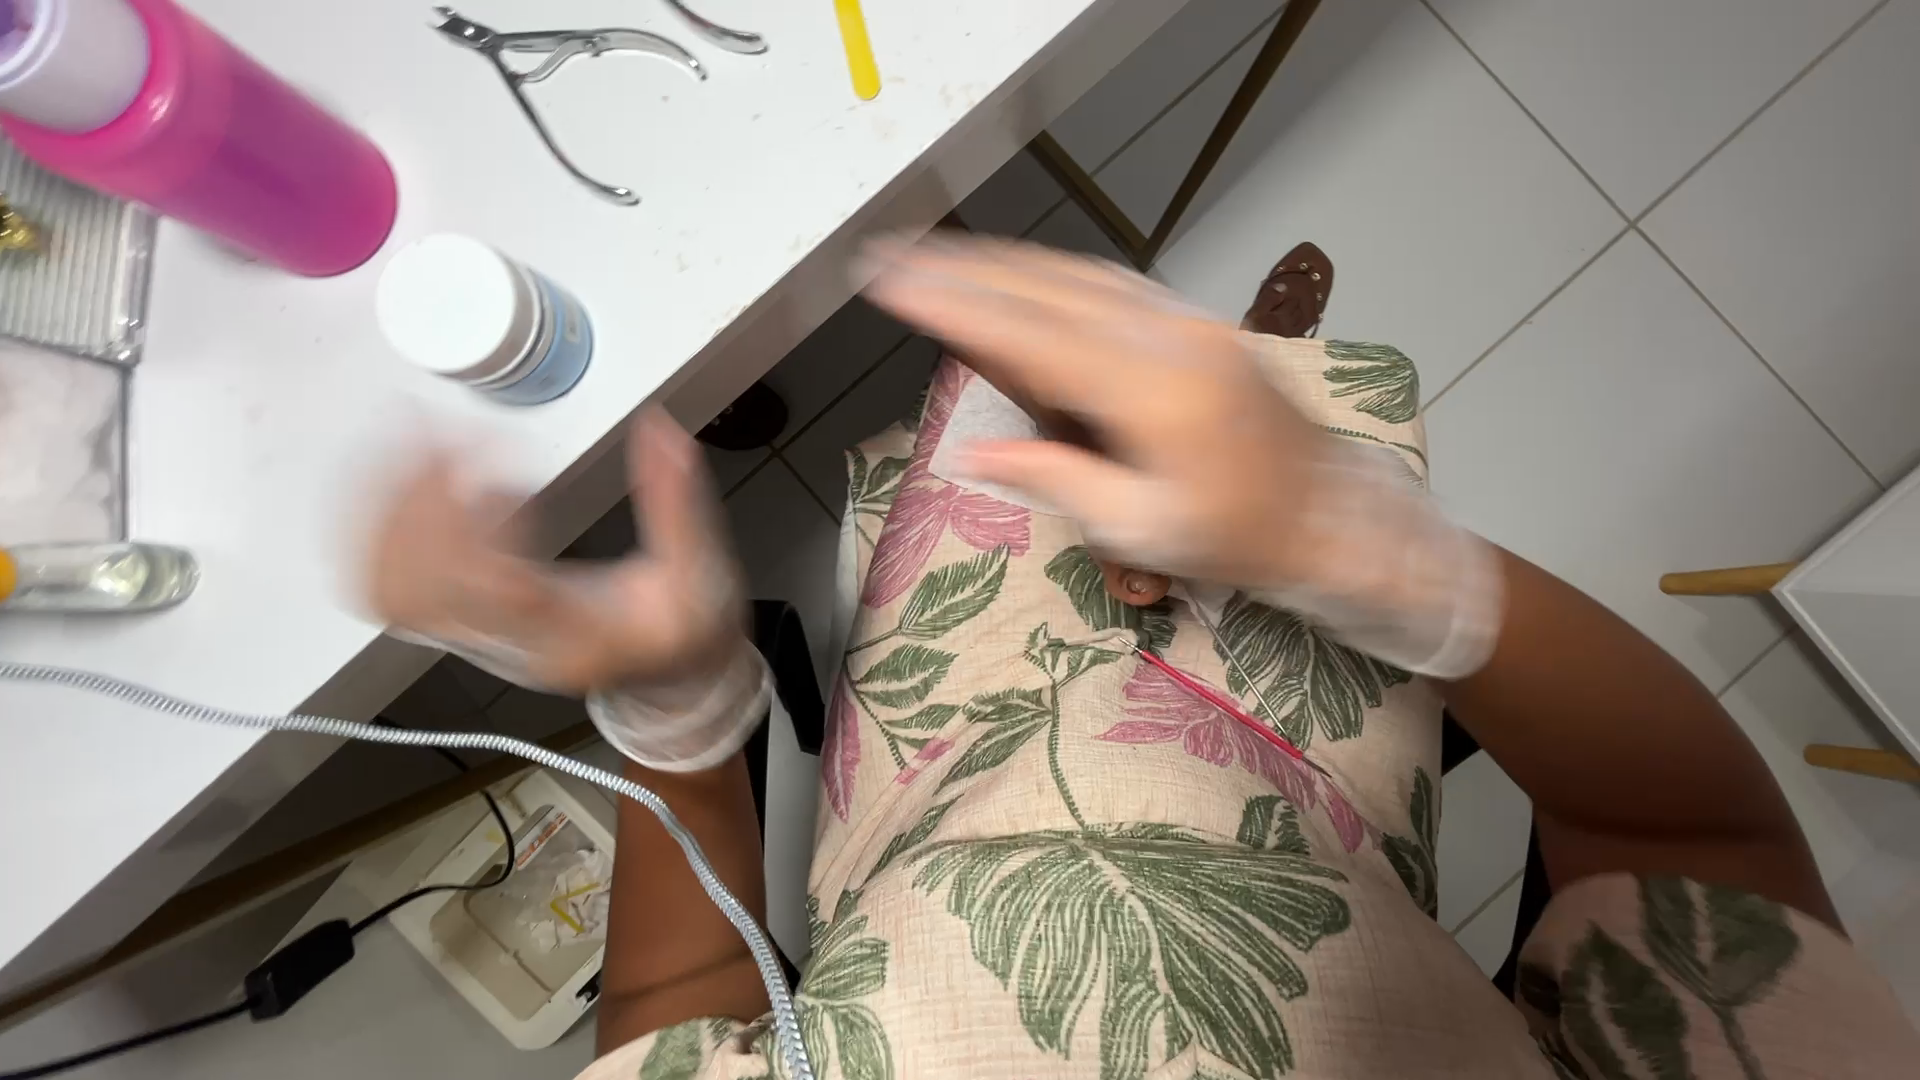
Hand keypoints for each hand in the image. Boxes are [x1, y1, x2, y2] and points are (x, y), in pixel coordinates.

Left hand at [365, 407, 746, 693]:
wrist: (669, 671)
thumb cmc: (685, 626)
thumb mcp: (699, 568)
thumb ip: (677, 502)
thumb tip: (658, 431)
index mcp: (579, 637)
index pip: (501, 589)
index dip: (475, 514)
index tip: (489, 446)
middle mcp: (516, 647)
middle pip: (418, 591)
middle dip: (410, 498)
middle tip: (433, 427)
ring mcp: (482, 640)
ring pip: (389, 591)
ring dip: (383, 510)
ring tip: (416, 443)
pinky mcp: (464, 624)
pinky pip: (391, 589)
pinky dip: (381, 530)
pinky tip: (420, 483)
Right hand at [860, 233, 1327, 589]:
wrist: (1327, 514)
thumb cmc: (1234, 537)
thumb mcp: (1138, 527)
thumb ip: (1056, 479)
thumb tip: (974, 453)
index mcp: (1151, 392)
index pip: (1031, 336)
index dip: (957, 307)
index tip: (897, 284)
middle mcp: (1168, 338)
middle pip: (1048, 288)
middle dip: (966, 270)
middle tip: (900, 257)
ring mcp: (1188, 323)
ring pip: (1079, 276)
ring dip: (1006, 264)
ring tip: (944, 261)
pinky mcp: (1197, 325)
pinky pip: (1112, 286)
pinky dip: (1054, 276)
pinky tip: (1023, 277)